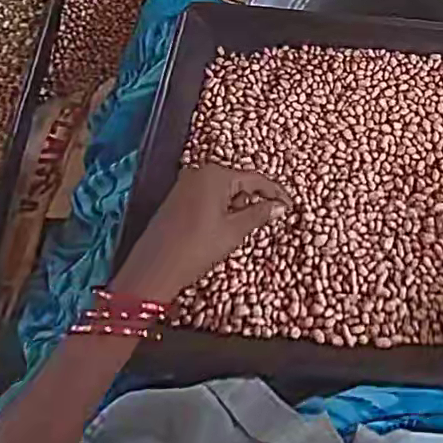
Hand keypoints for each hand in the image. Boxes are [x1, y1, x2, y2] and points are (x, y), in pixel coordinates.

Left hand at [112, 165, 288, 302]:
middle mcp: (199, 173)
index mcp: (215, 175)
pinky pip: (208, 196)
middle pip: (238, 182)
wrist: (153, 269)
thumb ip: (259, 213)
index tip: (289, 205)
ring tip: (239, 230)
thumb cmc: (195, 248)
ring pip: (223, 190)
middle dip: (253, 200)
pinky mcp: (177, 198)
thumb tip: (279, 206)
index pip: (255, 179)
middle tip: (266, 221)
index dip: (275, 192)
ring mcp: (185, 184)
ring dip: (236, 206)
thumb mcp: (233, 231)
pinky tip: (221, 229)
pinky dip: (220, 209)